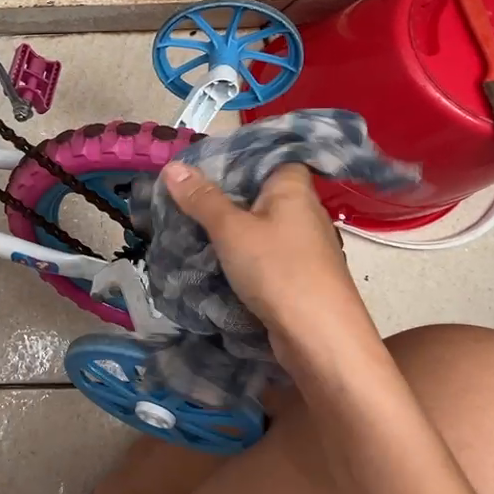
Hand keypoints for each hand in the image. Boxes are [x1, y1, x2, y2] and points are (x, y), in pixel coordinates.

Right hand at [160, 162, 373, 351]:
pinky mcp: (293, 272)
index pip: (268, 155)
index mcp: (293, 188)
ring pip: (255, 221)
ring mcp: (300, 243)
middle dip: (219, 190)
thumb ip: (201, 198)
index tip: (198, 158)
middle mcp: (301, 210)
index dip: (236, 153)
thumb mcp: (231, 229)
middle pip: (256, 189)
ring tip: (183, 219)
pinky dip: (234, 248)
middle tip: (178, 189)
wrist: (321, 340)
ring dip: (224, 223)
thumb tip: (173, 166)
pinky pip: (258, 248)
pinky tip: (206, 252)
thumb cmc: (279, 271)